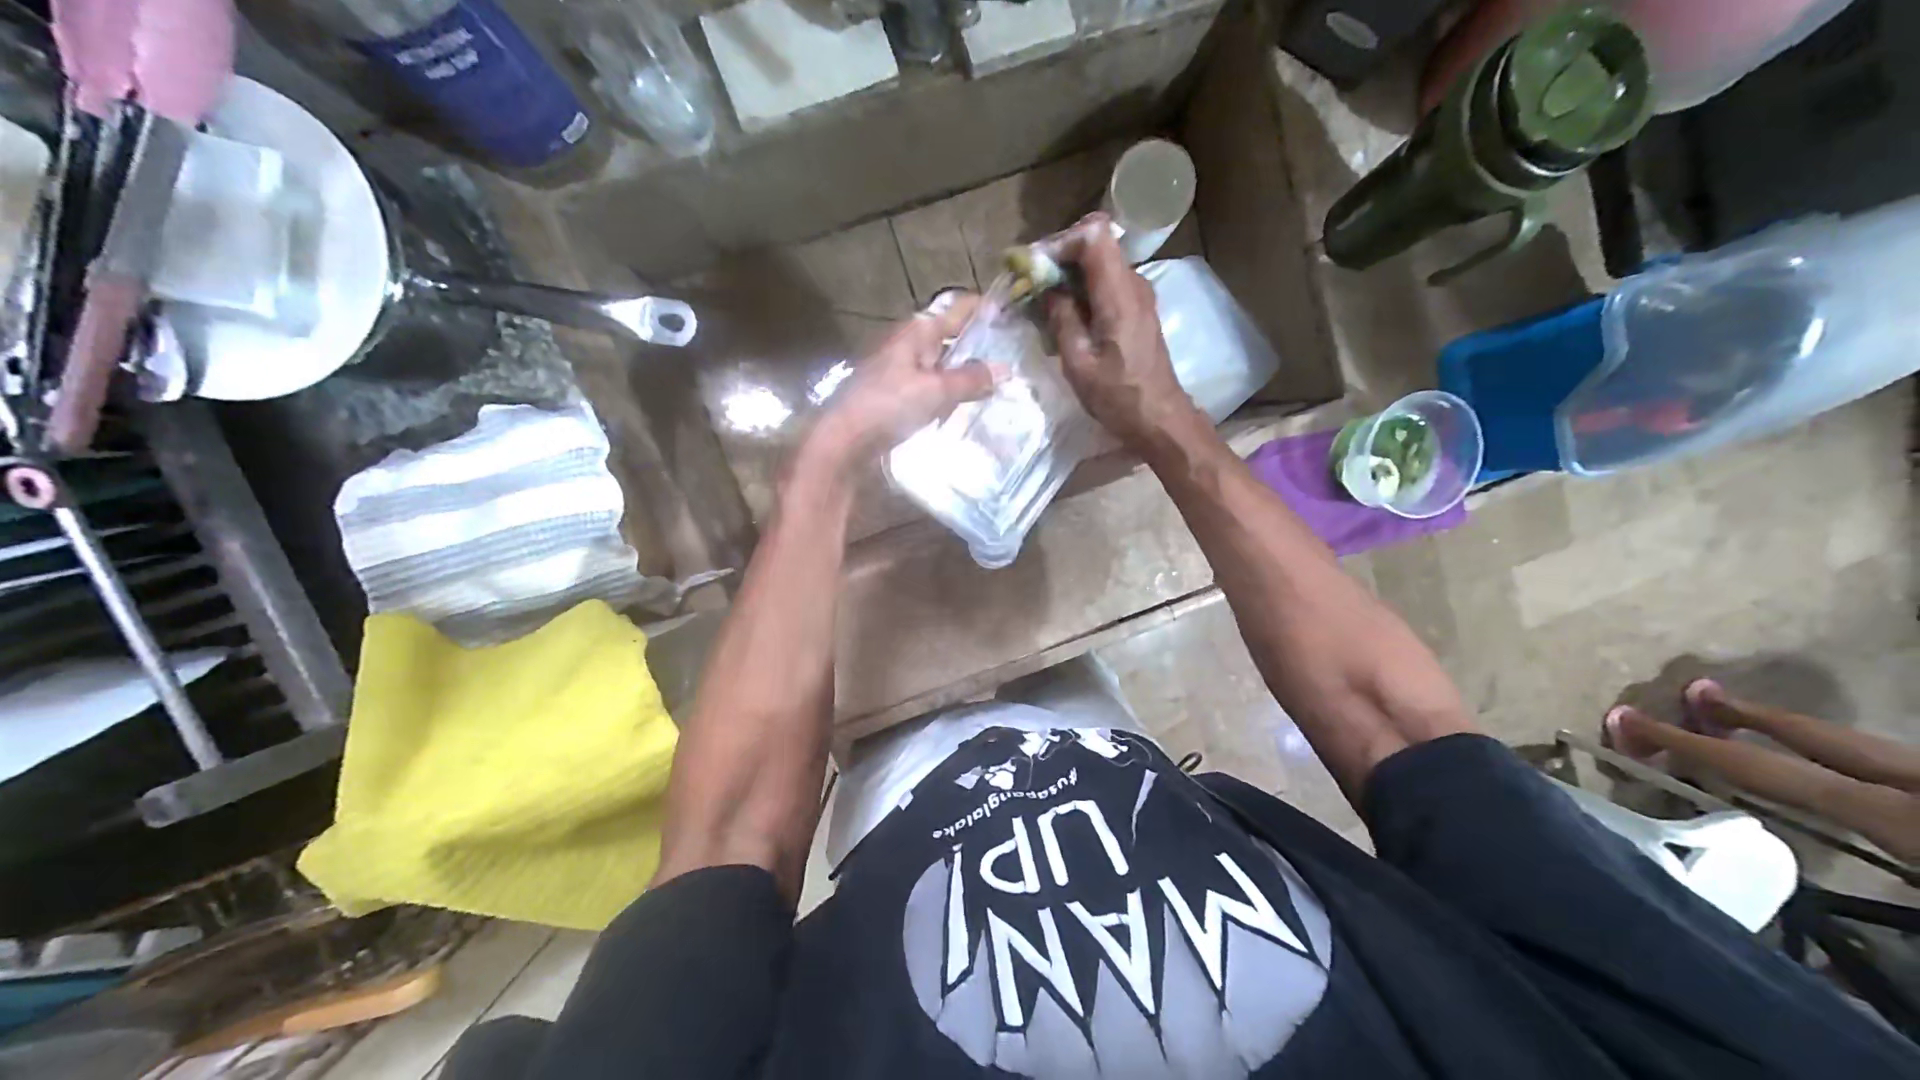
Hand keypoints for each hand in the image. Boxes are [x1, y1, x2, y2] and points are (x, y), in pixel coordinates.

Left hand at [808, 292, 994, 464]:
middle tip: (1013, 358)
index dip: (984, 309)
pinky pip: (929, 387)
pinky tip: (961, 407)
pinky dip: (946, 393)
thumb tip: (1005, 368)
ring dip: (963, 373)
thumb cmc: (888, 406)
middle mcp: (908, 344)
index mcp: (918, 331)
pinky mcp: (894, 395)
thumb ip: (971, 379)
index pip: (959, 309)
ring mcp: (899, 369)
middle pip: (950, 337)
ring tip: (996, 385)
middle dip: (978, 346)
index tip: (1012, 316)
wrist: (844, 440)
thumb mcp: (936, 391)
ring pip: (941, 364)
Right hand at [1044, 215, 1200, 447]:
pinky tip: (1062, 314)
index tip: (1034, 266)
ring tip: (1041, 301)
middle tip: (1031, 283)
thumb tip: (1047, 289)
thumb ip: (1061, 318)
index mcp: (1119, 295)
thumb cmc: (1117, 396)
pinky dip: (1081, 290)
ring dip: (1068, 275)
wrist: (1158, 418)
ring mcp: (1138, 294)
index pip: (1094, 235)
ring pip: (1098, 263)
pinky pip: (1105, 283)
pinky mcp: (1136, 308)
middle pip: (1095, 244)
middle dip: (1059, 258)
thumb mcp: (1078, 363)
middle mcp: (1133, 284)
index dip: (1060, 242)